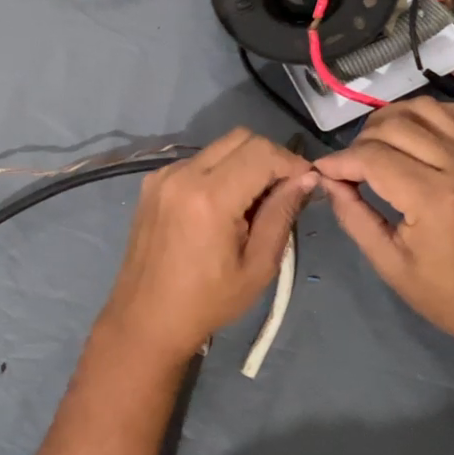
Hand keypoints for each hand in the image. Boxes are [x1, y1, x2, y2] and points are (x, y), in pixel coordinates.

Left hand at [97, 128, 315, 361]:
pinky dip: (219, 172)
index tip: (307, 185)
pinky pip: (197, 161)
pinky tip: (223, 207)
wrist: (146, 317)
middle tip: (283, 192)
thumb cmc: (208, 301)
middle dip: (270, 157)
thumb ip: (281, 214)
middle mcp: (183, 174)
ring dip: (244, 163)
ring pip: (218, 147)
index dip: (291, 163)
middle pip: (240, 137)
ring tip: (253, 204)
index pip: (261, 152)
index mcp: (209, 197)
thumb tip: (306, 178)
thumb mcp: (258, 266)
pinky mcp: (152, 181)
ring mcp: (163, 174)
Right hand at [314, 99, 453, 357]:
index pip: (371, 157)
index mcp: (434, 200)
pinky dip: (434, 114)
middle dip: (360, 141)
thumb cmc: (453, 297)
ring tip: (377, 146)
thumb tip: (327, 180)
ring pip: (424, 109)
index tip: (322, 172)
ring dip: (392, 120)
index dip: (339, 161)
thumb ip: (354, 217)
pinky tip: (419, 135)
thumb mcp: (391, 266)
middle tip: (350, 168)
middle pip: (393, 126)